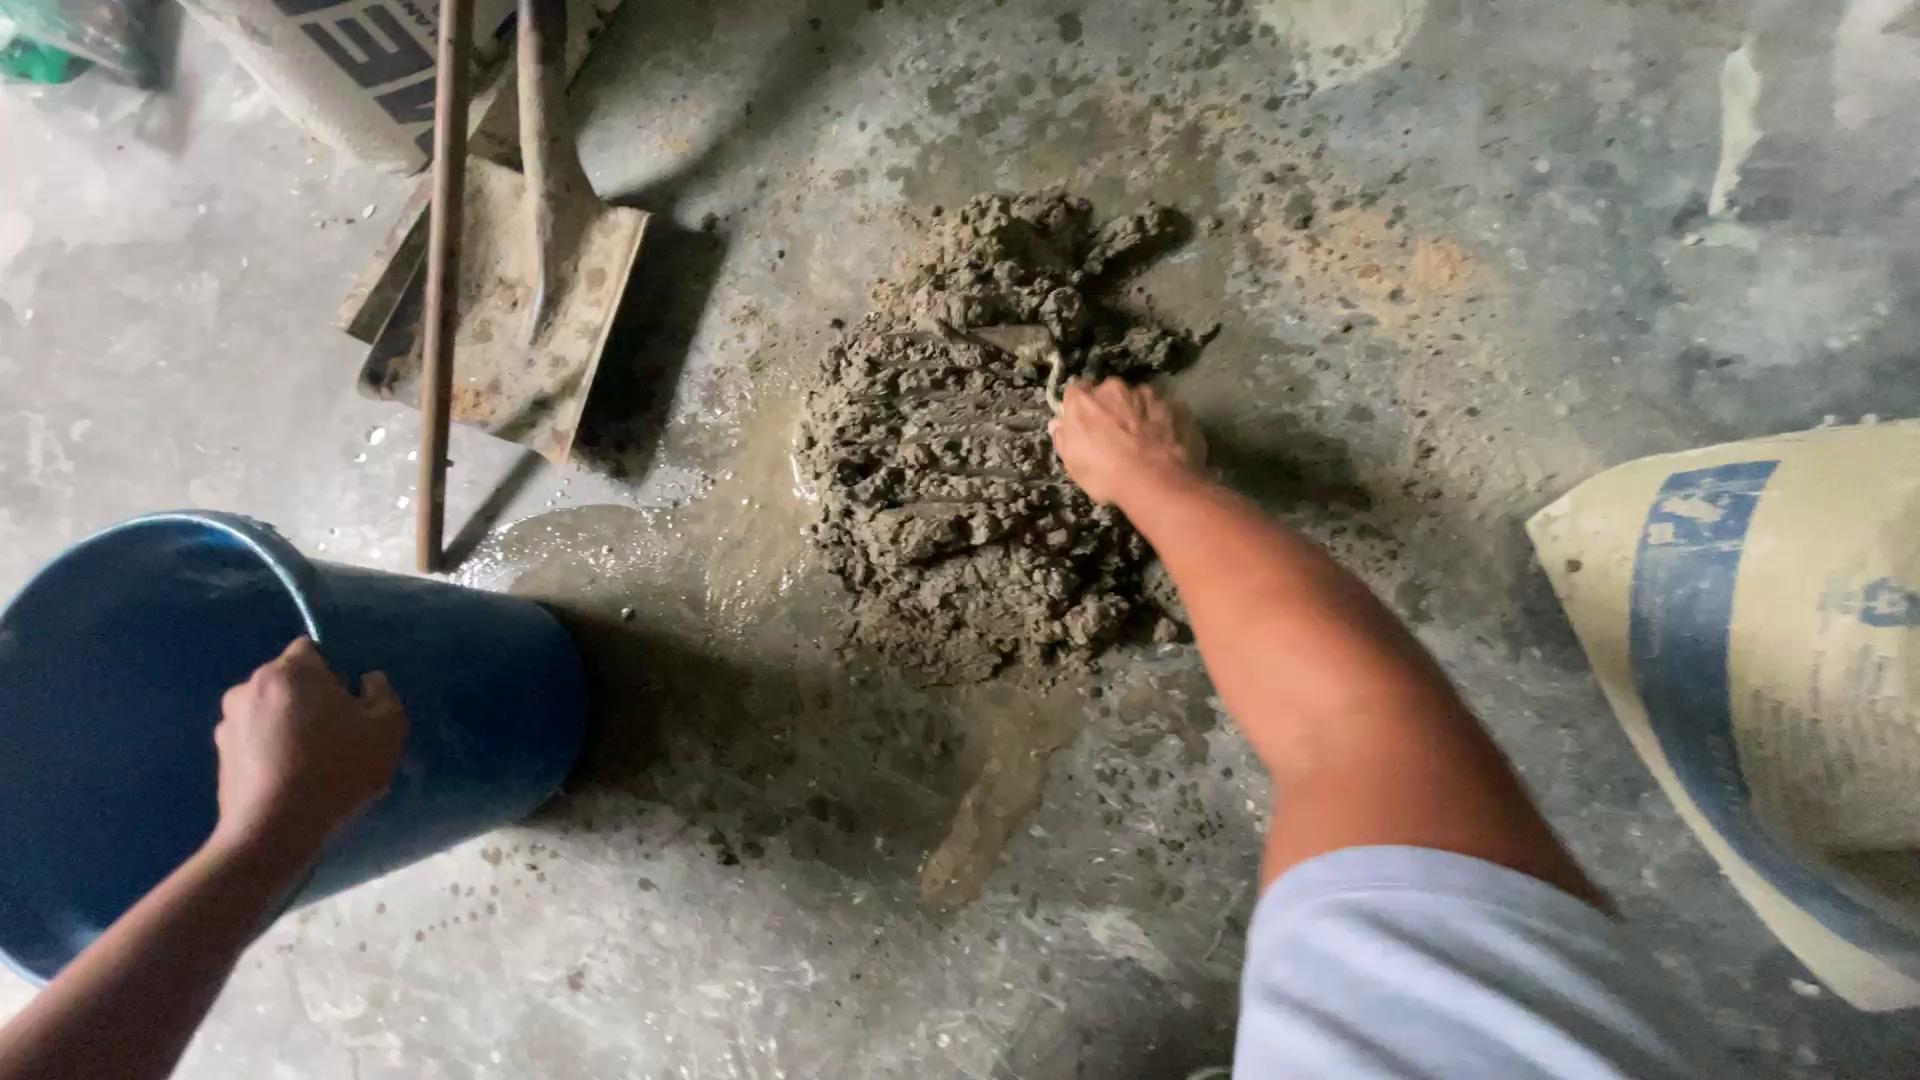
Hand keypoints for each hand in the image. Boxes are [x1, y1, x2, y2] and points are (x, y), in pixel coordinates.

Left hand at [210, 638, 406, 856]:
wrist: (276, 829)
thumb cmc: (340, 766)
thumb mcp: (388, 724)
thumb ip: (382, 692)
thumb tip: (366, 681)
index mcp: (290, 672)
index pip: (312, 647)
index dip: (337, 666)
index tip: (354, 694)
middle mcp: (249, 688)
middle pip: (290, 678)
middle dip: (313, 693)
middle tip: (342, 724)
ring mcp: (228, 723)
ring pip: (272, 708)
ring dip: (292, 720)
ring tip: (318, 752)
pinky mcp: (219, 755)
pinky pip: (257, 736)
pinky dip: (274, 744)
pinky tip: (296, 771)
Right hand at [1048, 377, 1205, 504]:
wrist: (1155, 480)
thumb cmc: (1105, 474)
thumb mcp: (1073, 464)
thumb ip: (1063, 438)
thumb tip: (1058, 423)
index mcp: (1084, 401)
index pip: (1075, 392)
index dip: (1079, 407)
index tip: (1084, 423)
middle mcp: (1114, 389)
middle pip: (1108, 392)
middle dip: (1110, 407)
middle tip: (1115, 434)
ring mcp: (1147, 395)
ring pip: (1138, 398)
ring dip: (1137, 412)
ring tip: (1143, 439)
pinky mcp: (1174, 405)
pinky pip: (1163, 409)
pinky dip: (1161, 420)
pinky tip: (1163, 441)